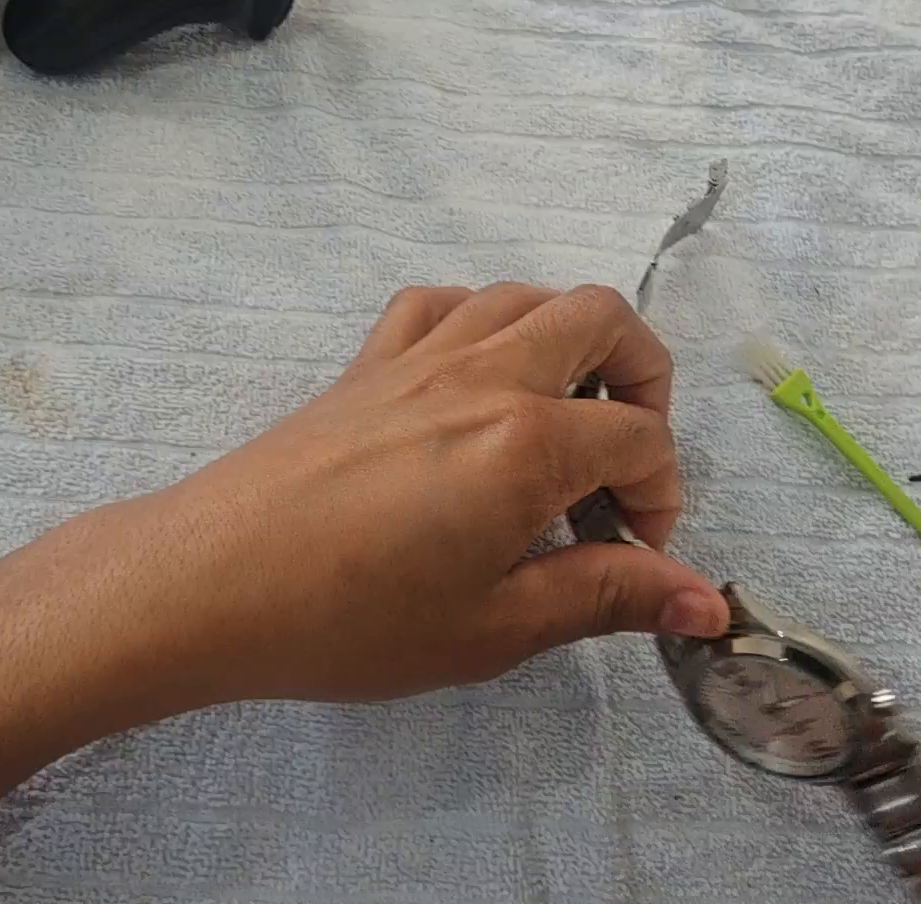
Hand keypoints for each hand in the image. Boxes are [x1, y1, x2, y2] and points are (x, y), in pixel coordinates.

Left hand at [100, 283, 728, 705]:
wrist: (214, 580)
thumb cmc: (353, 620)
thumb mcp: (494, 626)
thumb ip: (606, 596)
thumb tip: (706, 605)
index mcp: (526, 439)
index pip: (641, 440)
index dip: (660, 498)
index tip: (631, 553)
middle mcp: (482, 371)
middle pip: (601, 319)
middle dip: (642, 379)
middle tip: (619, 458)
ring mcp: (418, 353)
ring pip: (522, 295)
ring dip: (566, 341)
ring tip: (555, 418)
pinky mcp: (367, 360)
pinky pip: (437, 304)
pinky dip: (477, 322)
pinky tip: (471, 378)